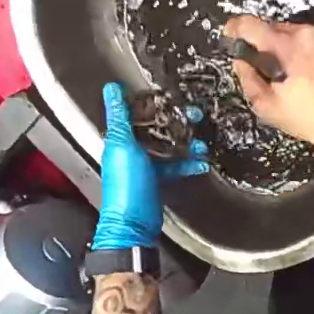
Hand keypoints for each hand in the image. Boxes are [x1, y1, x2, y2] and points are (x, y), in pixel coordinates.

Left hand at [93, 82, 208, 251]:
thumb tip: (111, 90)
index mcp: (121, 138)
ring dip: (186, 143)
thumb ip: (118, 117)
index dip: (156, 103)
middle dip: (177, 122)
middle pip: (157, 128)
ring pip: (169, 146)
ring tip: (202, 142)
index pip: (137, 112)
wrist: (134, 224)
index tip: (173, 97)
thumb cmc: (125, 186)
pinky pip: (175, 166)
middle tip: (196, 116)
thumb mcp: (122, 145)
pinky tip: (201, 163)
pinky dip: (188, 164)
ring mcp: (146, 165)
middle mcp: (132, 150)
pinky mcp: (157, 179)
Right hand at [224, 17, 313, 158]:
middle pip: (270, 27)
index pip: (253, 25)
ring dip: (277, 47)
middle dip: (258, 43)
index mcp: (290, 47)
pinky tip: (294, 72)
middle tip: (254, 64)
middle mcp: (307, 36)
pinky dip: (294, 50)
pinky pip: (304, 40)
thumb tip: (241, 65)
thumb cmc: (311, 118)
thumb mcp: (268, 106)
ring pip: (288, 33)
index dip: (235, 29)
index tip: (229, 35)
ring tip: (276, 72)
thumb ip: (248, 80)